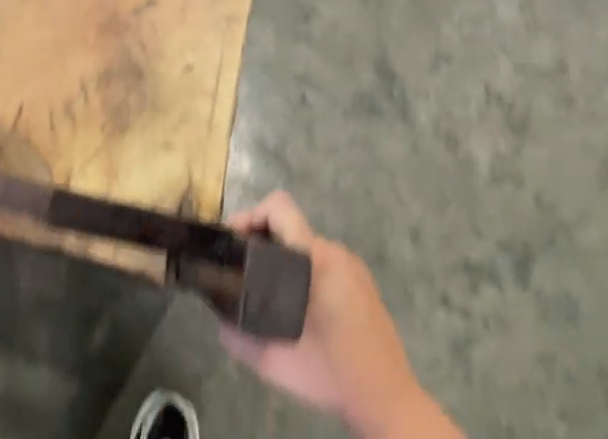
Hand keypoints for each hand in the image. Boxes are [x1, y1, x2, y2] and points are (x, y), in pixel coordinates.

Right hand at [220, 192, 456, 436]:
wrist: (388, 400)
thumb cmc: (331, 374)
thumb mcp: (274, 362)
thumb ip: (238, 338)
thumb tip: (219, 320)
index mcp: (316, 260)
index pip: (279, 208)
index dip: (249, 215)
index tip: (232, 243)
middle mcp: (336, 253)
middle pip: (289, 226)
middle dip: (260, 242)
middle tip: (240, 271)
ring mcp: (353, 267)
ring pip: (306, 246)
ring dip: (282, 259)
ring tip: (264, 292)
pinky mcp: (362, 283)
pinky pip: (323, 261)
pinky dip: (303, 271)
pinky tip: (296, 305)